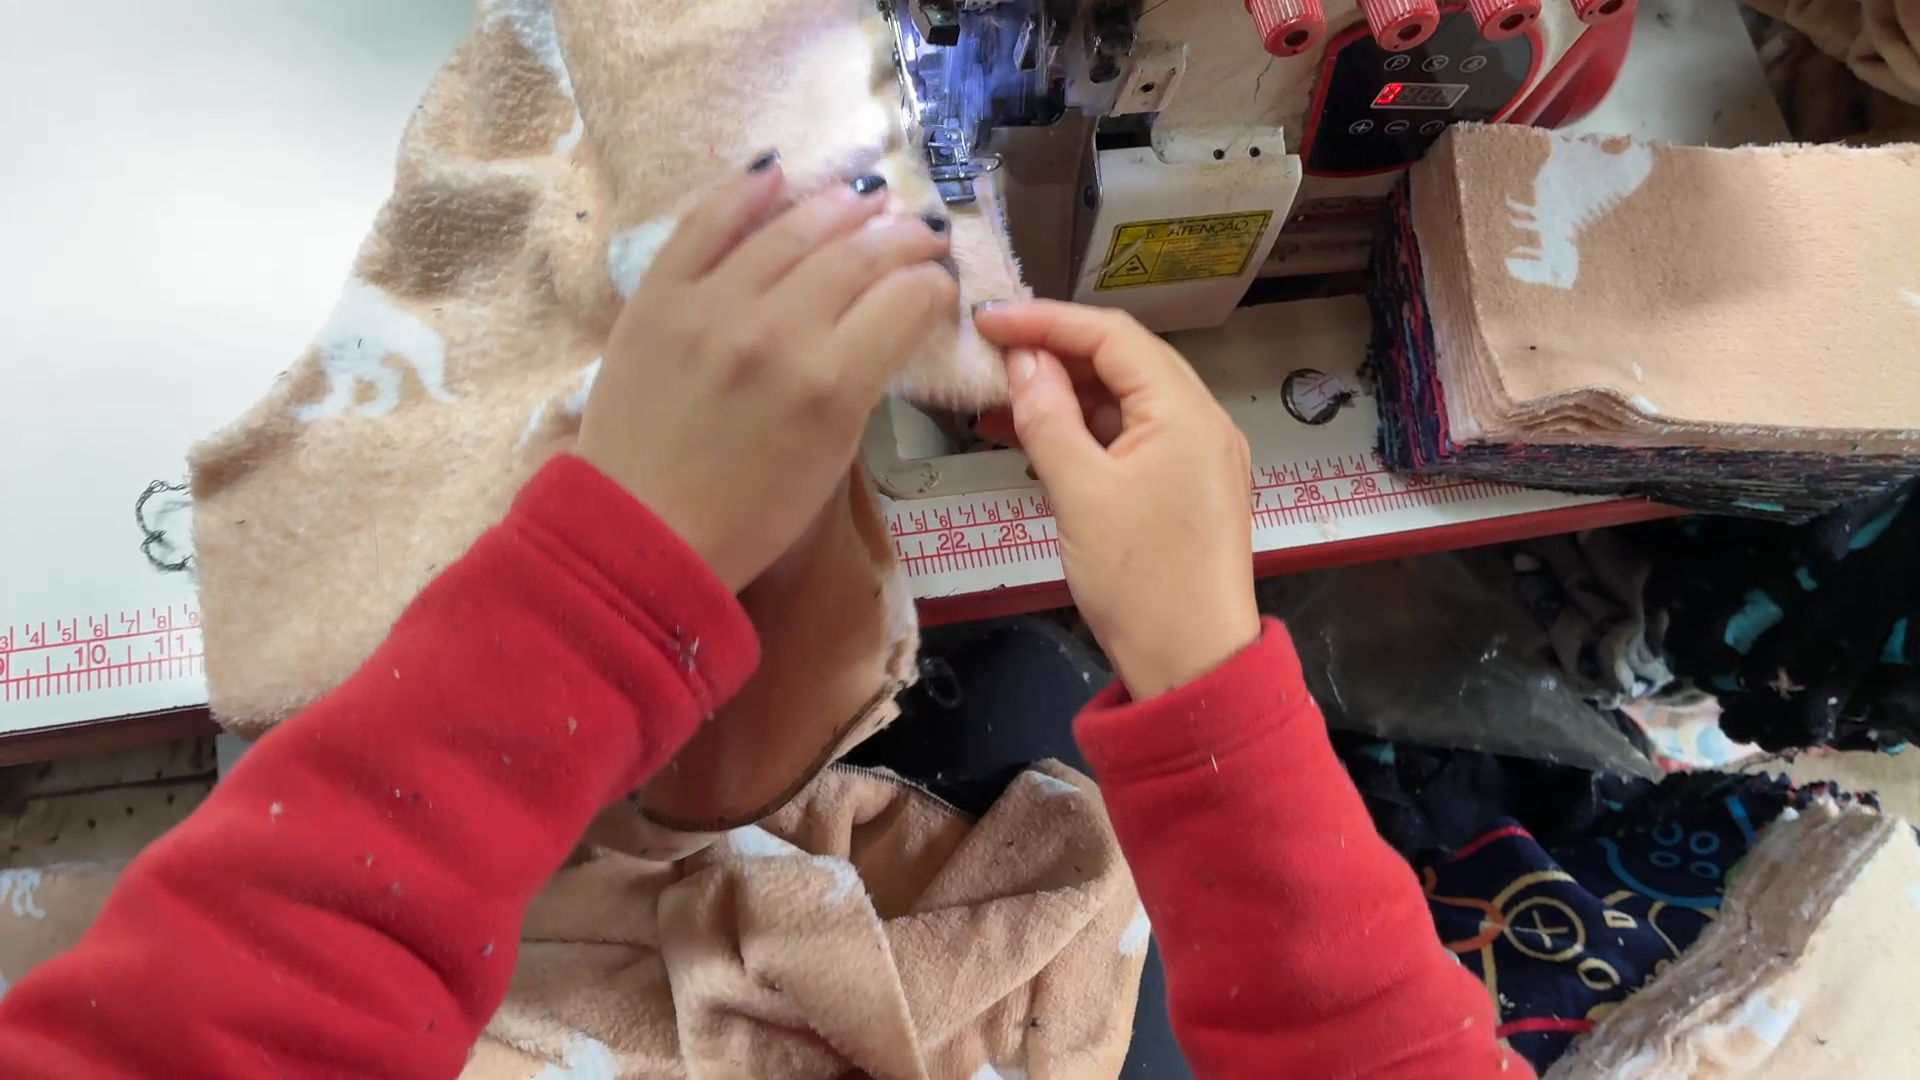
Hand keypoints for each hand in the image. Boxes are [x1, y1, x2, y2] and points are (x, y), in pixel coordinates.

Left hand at [578, 159, 955, 590]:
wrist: (642, 531)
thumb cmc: (752, 515)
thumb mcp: (833, 457)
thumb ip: (865, 381)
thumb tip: (889, 323)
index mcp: (832, 385)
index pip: (904, 302)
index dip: (933, 285)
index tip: (941, 283)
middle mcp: (780, 330)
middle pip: (858, 256)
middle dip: (903, 237)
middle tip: (925, 229)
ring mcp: (713, 305)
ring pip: (791, 228)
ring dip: (841, 206)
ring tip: (870, 195)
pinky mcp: (659, 296)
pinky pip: (705, 224)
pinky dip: (743, 192)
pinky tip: (776, 171)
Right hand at [973, 301, 1259, 698]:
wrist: (1189, 663)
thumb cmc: (1136, 578)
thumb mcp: (1079, 492)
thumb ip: (1048, 417)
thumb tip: (1023, 360)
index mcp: (1184, 411)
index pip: (1112, 336)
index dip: (1046, 321)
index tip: (988, 321)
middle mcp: (1200, 420)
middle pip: (1121, 362)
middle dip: (1053, 354)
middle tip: (991, 358)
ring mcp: (1195, 454)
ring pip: (1122, 402)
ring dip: (1064, 397)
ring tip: (999, 404)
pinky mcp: (1182, 485)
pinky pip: (1129, 439)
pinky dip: (1085, 433)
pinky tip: (1037, 439)